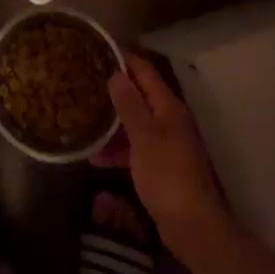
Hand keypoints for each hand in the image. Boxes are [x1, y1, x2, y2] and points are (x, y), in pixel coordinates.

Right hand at [93, 53, 230, 250]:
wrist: (191, 225)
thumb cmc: (166, 175)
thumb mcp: (144, 137)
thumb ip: (129, 105)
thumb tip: (116, 74)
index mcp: (169, 108)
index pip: (145, 72)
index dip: (124, 58)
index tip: (98, 48)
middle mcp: (169, 120)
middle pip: (139, 97)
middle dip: (113, 91)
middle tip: (83, 83)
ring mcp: (166, 144)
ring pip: (134, 124)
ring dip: (111, 124)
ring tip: (82, 121)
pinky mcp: (160, 166)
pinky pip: (135, 148)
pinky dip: (117, 150)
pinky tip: (95, 158)